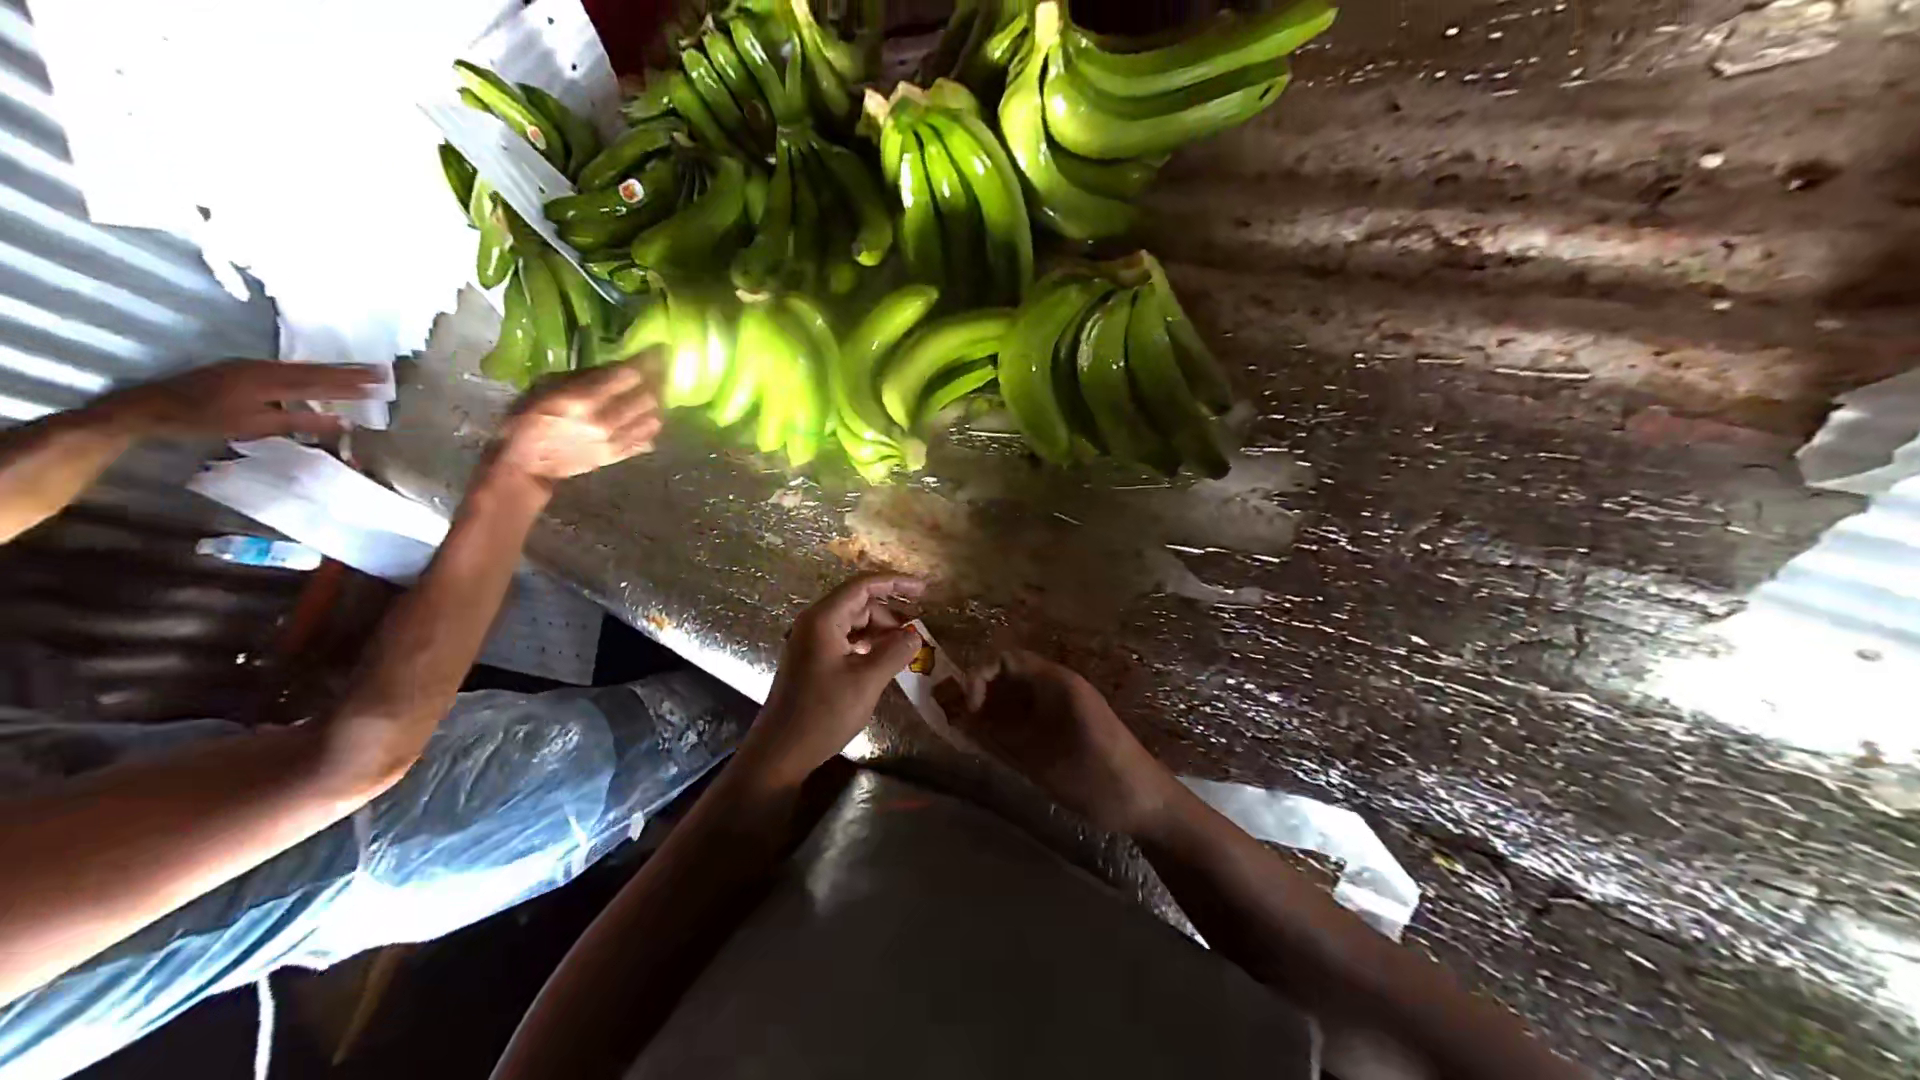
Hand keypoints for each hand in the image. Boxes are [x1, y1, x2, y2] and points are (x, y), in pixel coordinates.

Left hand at [102, 359, 383, 437]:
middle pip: (317, 370)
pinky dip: (314, 370)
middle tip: (381, 371)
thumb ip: (302, 421)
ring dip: (335, 369)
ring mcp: (254, 366)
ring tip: (361, 370)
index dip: (353, 384)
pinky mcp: (246, 369)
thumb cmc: (205, 420)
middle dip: (350, 371)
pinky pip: (290, 368)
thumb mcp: (257, 426)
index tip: (381, 384)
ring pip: (304, 367)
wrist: (151, 406)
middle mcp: (266, 368)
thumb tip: (344, 422)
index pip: (322, 383)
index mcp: (271, 381)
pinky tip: (323, 373)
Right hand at [486, 362, 662, 484]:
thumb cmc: (529, 416)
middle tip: (662, 370)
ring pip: (653, 419)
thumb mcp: (547, 386)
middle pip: (648, 396)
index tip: (657, 351)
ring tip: (657, 391)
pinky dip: (653, 425)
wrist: (525, 462)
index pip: (630, 375)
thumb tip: (618, 367)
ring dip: (659, 403)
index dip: (647, 361)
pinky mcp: (618, 456)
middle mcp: (604, 420)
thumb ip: (584, 377)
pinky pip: (648, 439)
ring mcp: (614, 441)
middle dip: (658, 380)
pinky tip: (650, 415)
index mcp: (584, 399)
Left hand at [740, 573, 925, 786]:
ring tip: (907, 645)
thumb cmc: (823, 713)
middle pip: (858, 602)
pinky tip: (884, 658)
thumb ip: (895, 651)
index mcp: (823, 619)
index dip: (895, 582)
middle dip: (891, 611)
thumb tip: (916, 633)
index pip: (863, 586)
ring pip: (853, 622)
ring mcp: (811, 642)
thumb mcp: (867, 681)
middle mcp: (814, 623)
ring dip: (881, 629)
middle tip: (919, 627)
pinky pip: (845, 639)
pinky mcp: (812, 660)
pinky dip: (868, 643)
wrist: (782, 750)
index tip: (924, 589)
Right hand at [936, 651, 1179, 834]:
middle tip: (954, 723)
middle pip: (1004, 678)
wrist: (1146, 804)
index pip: (1006, 660)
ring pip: (1009, 700)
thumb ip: (1001, 737)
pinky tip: (986, 748)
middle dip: (976, 695)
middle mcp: (1053, 691)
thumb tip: (961, 717)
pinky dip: (999, 730)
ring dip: (985, 714)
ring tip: (964, 736)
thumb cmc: (1100, 777)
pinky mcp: (1056, 735)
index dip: (980, 676)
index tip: (969, 707)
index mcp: (1057, 684)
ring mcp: (1055, 713)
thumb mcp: (1045, 760)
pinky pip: (1019, 721)